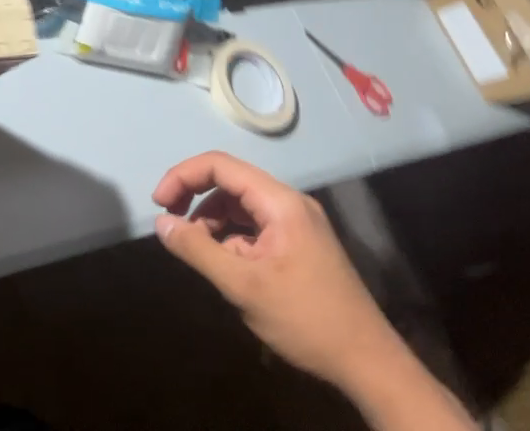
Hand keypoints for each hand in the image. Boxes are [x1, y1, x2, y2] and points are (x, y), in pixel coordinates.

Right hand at [152, 152, 406, 389]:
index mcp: (280, 203)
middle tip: (171, 225)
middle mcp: (290, 204)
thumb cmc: (305, 319)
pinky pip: (254, 225)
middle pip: (229, 181)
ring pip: (240, 204)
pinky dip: (230, 236)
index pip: (220, 166)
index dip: (183, 177)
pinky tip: (225, 264)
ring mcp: (297, 224)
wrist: (369, 365)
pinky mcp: (299, 244)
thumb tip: (161, 222)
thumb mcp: (243, 285)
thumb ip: (197, 249)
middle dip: (194, 197)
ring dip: (211, 219)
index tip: (159, 205)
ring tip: (196, 249)